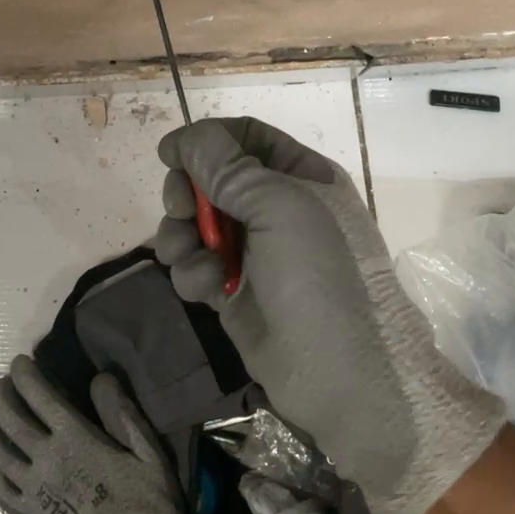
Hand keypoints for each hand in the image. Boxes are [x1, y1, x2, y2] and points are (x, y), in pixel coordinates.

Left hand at [0, 355, 180, 513]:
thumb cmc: (145, 502)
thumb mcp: (147, 451)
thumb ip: (122, 412)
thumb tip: (99, 378)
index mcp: (74, 438)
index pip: (39, 396)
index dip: (24, 375)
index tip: (19, 361)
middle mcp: (46, 458)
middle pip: (12, 420)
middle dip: (3, 395)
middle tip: (1, 383)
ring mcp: (34, 489)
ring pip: (1, 452)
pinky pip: (3, 490)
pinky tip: (1, 464)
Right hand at [153, 117, 505, 513]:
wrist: (345, 378)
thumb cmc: (320, 275)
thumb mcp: (278, 205)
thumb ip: (224, 165)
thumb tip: (181, 138)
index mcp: (300, 176)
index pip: (244, 136)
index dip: (205, 140)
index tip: (169, 153)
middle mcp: (275, 207)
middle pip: (210, 177)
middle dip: (187, 190)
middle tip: (181, 209)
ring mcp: (253, 251)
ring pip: (194, 222)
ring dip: (181, 234)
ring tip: (189, 254)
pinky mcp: (232, 290)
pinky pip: (195, 265)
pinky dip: (193, 272)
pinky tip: (208, 288)